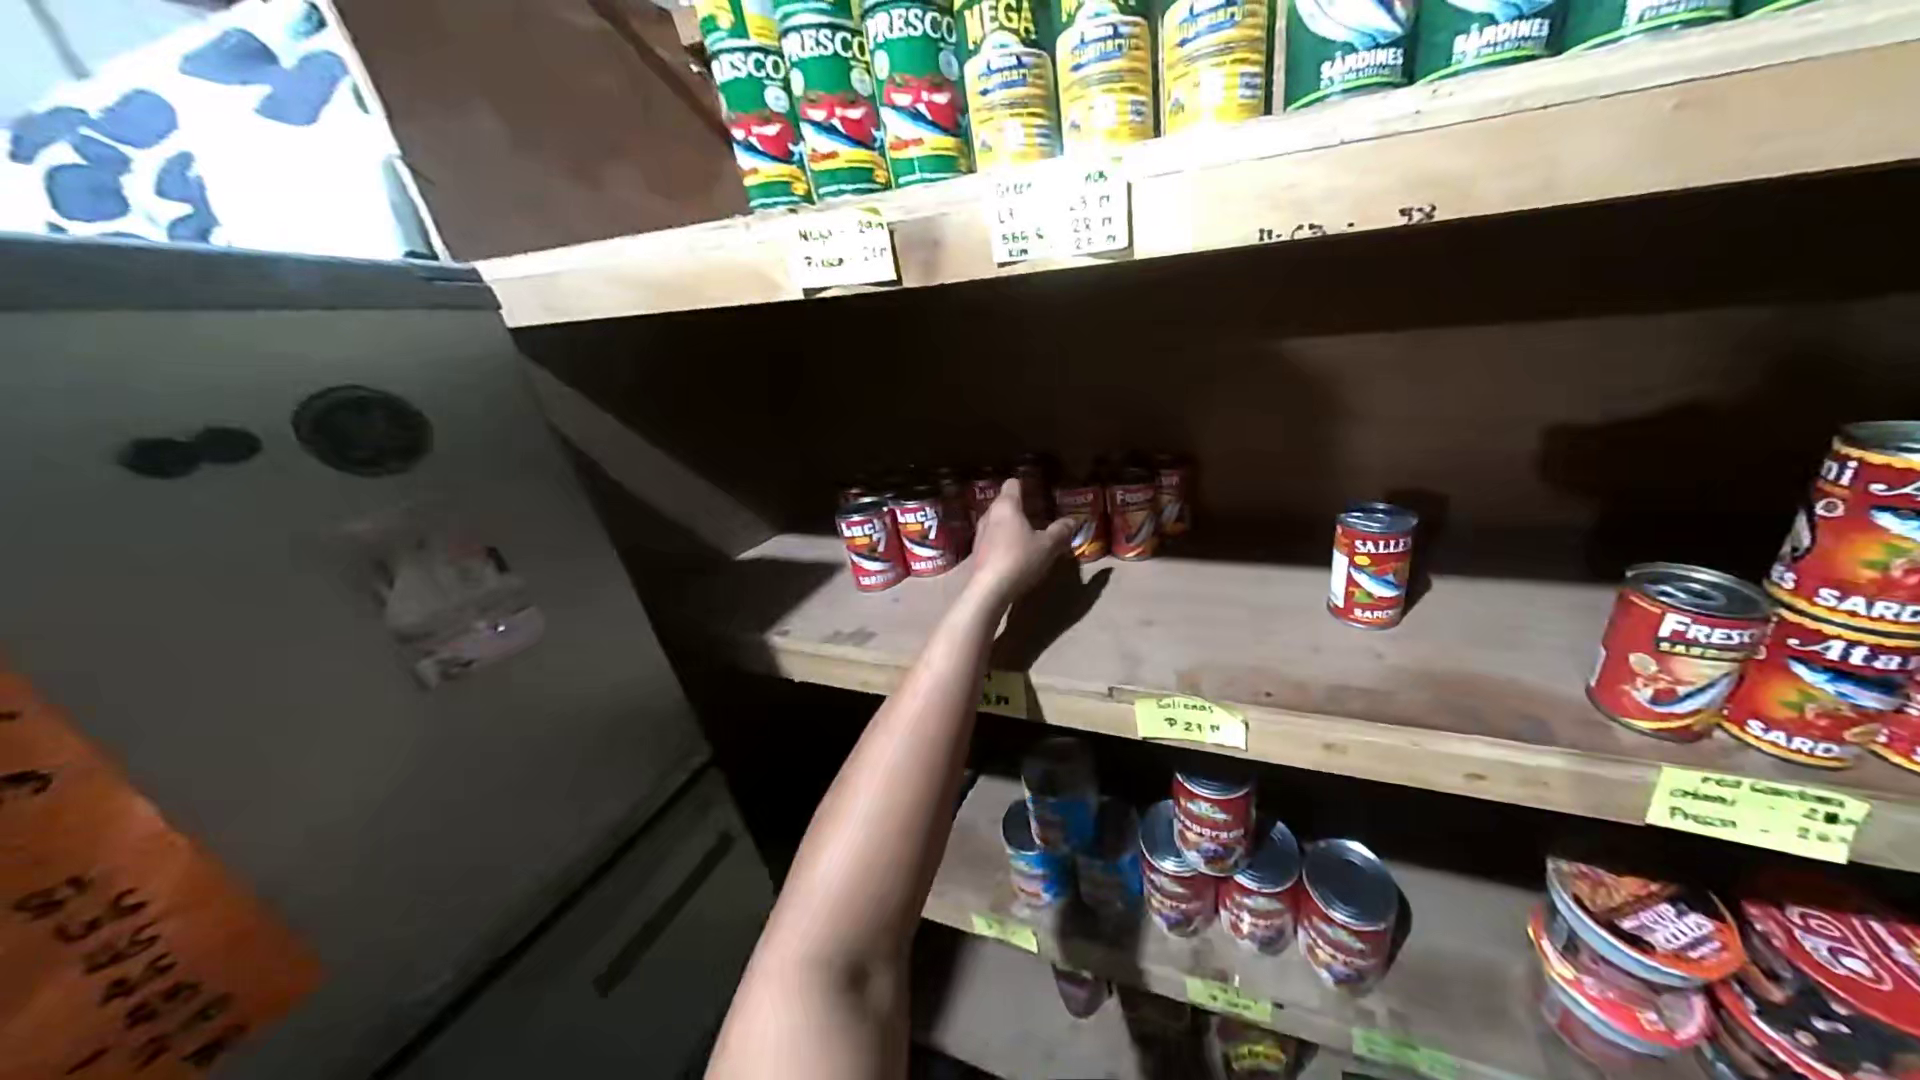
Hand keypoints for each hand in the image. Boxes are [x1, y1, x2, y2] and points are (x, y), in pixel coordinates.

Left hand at [969, 478, 1072, 607]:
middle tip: (1036, 516)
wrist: (988, 590)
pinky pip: (991, 540)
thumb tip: (1072, 520)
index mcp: (1006, 506)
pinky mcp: (976, 554)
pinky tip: (1013, 555)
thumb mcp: (1048, 546)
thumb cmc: (1019, 560)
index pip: (1012, 484)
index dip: (1025, 486)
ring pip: (996, 523)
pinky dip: (1002, 542)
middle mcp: (988, 515)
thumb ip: (1060, 531)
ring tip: (1026, 536)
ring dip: (1009, 527)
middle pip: (1003, 503)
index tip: (1037, 492)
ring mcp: (979, 535)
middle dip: (1018, 508)